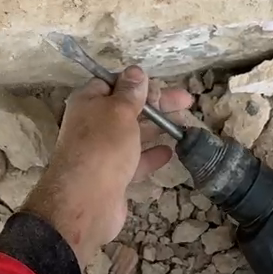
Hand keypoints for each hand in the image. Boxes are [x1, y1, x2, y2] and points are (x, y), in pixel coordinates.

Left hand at [20, 66, 193, 266]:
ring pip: (133, 134)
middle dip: (156, 104)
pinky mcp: (113, 176)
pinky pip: (135, 160)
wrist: (85, 202)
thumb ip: (130, 93)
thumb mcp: (119, 111)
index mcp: (88, 102)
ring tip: (183, 124)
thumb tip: (135, 71)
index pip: (113, 83)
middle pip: (128, 108)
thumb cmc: (103, 146)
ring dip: (157, 128)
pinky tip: (170, 151)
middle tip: (186, 101)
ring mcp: (103, 151)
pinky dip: (152, 154)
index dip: (136, 83)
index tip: (159, 86)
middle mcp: (93, 124)